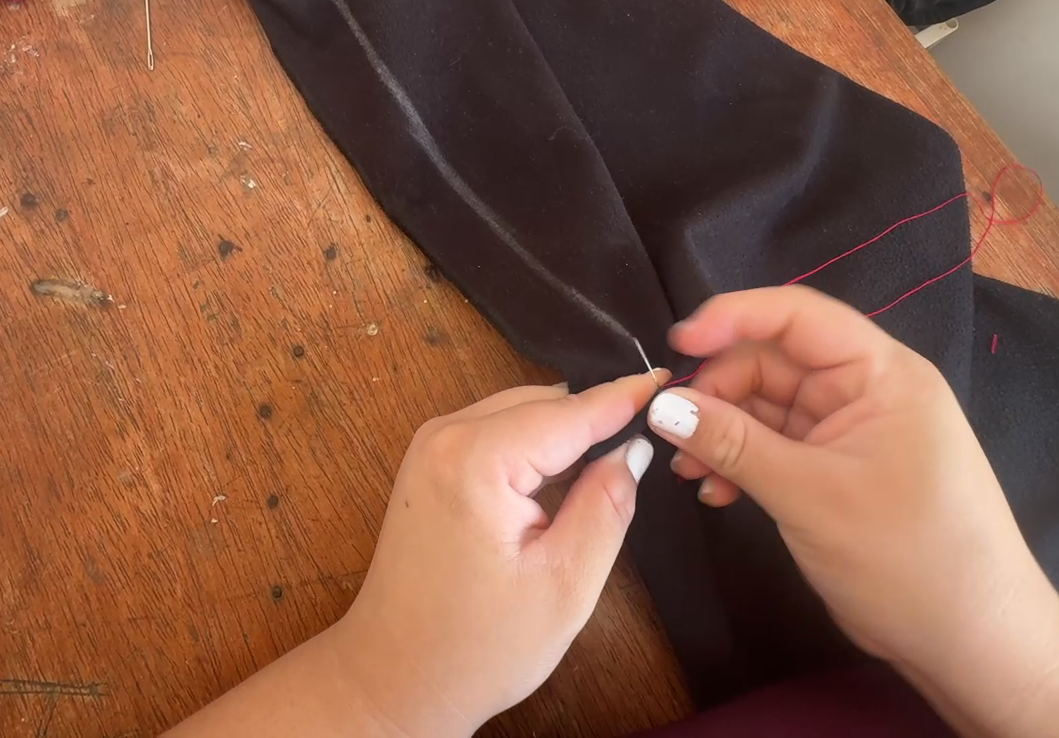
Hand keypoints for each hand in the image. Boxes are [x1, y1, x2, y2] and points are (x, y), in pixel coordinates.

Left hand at [328, 372, 659, 735]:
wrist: (393, 676)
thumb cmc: (476, 647)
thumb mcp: (563, 586)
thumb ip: (605, 507)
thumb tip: (631, 450)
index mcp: (476, 459)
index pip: (567, 412)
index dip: (621, 398)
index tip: (666, 381)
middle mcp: (446, 433)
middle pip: (541, 404)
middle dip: (594, 415)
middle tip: (649, 432)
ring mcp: (432, 442)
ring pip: (520, 411)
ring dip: (564, 429)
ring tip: (612, 455)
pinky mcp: (430, 458)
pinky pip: (497, 429)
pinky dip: (534, 442)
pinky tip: (561, 470)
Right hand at [645, 287, 1058, 718]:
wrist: (975, 651)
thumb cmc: (909, 559)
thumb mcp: (810, 496)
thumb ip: (730, 443)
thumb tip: (660, 406)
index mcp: (878, 373)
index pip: (796, 316)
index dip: (733, 316)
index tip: (678, 342)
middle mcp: (859, 388)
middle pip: (767, 361)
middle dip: (716, 393)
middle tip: (673, 431)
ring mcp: (842, 427)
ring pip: (758, 404)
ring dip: (717, 432)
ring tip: (688, 471)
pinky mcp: (827, 464)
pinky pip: (765, 442)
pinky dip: (735, 460)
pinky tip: (716, 493)